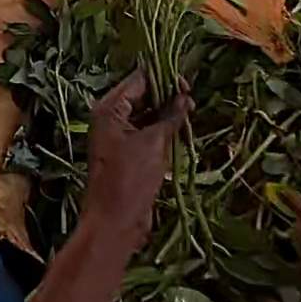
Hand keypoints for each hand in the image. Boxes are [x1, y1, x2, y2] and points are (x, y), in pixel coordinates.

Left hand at [83, 70, 189, 247]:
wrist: (115, 224)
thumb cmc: (129, 179)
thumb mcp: (153, 143)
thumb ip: (169, 115)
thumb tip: (184, 95)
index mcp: (109, 108)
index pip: (138, 79)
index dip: (163, 78)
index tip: (186, 83)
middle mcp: (111, 117)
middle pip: (142, 95)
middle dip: (167, 95)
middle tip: (191, 98)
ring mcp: (119, 135)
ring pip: (147, 113)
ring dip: (167, 113)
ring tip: (190, 113)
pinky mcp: (128, 152)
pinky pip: (147, 131)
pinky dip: (163, 129)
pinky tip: (182, 130)